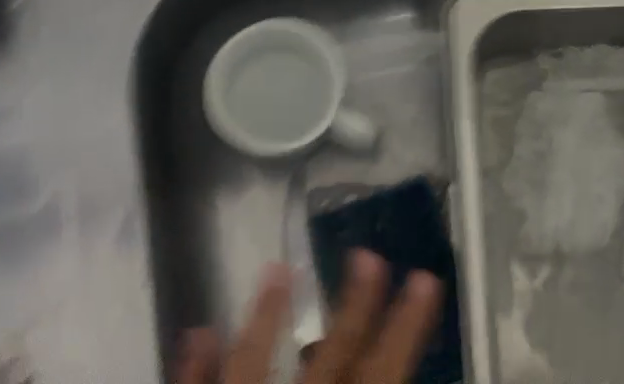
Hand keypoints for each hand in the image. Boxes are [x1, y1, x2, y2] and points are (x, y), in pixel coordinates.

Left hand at [177, 250, 442, 383]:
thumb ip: (383, 379)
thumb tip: (408, 364)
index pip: (383, 369)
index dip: (407, 323)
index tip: (427, 276)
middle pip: (331, 356)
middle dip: (353, 305)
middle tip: (368, 251)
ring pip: (255, 365)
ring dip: (265, 317)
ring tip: (276, 265)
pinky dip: (196, 366)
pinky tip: (198, 330)